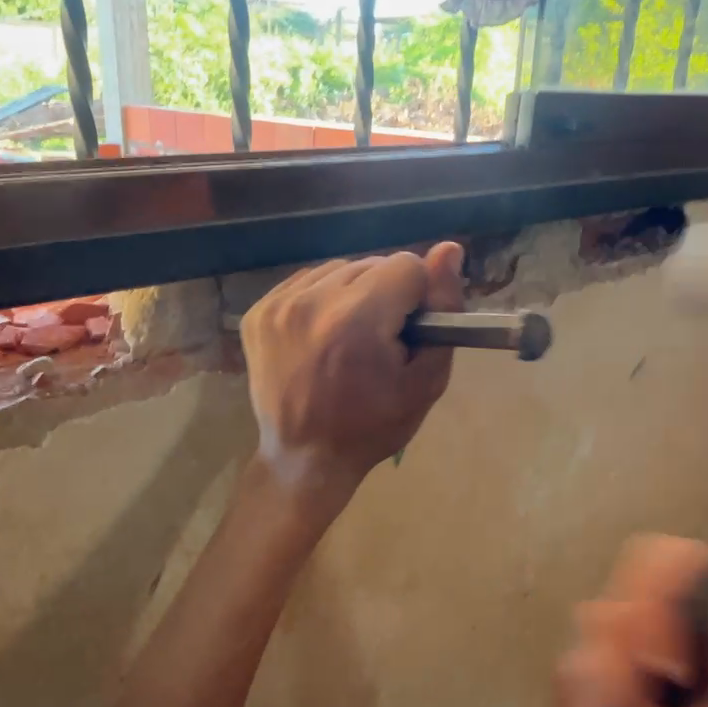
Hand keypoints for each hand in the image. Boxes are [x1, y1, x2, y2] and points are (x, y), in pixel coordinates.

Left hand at [240, 242, 464, 502]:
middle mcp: (313, 300)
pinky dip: (321, 301)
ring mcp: (279, 304)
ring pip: (338, 269)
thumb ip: (444, 310)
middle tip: (377, 343)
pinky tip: (323, 336)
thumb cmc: (372, 427)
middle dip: (384, 295)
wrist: (304, 458)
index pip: (407, 265)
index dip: (416, 297)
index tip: (406, 332)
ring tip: (348, 339)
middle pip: (372, 264)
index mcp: (357, 318)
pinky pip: (306, 282)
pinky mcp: (258, 312)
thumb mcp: (425, 380)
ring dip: (352, 294)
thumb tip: (449, 249)